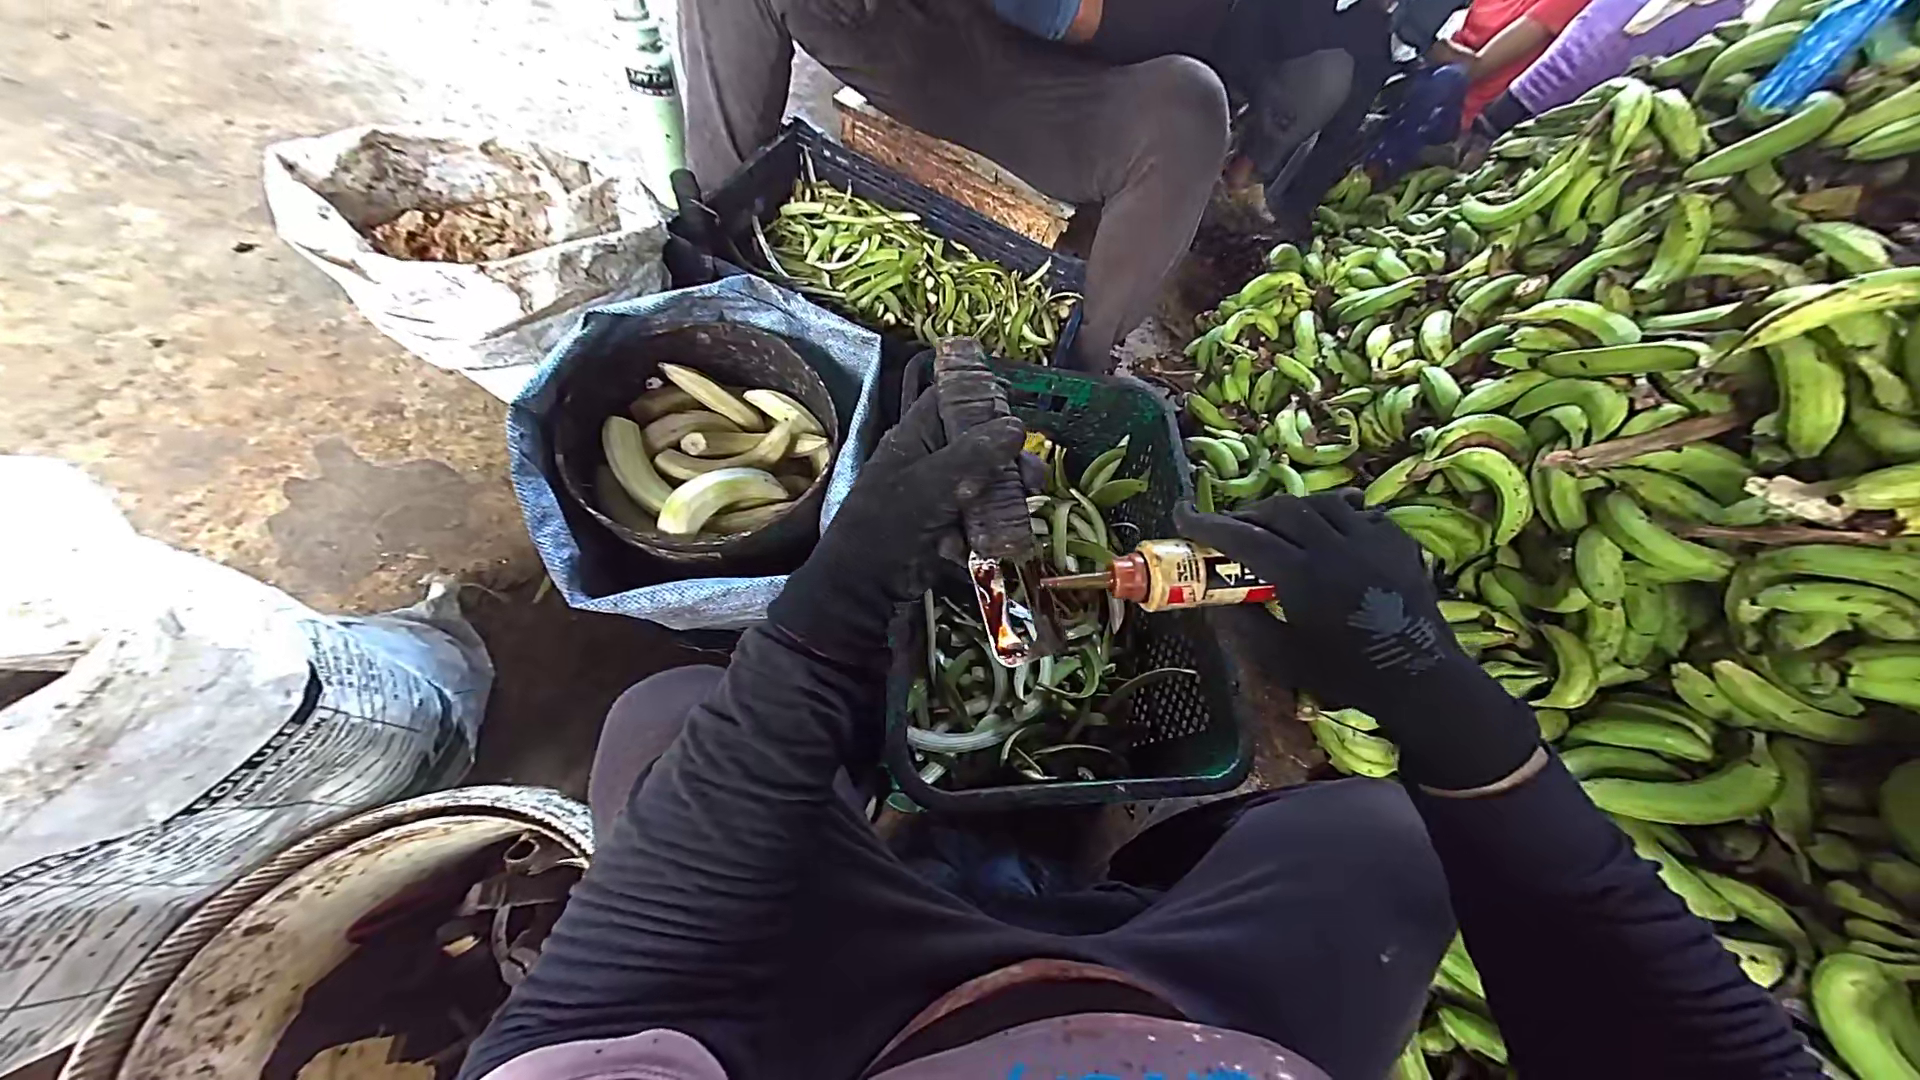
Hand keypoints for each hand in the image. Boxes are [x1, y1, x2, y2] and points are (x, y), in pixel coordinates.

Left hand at [768, 385, 1024, 665]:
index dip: (982, 399)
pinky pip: (977, 517)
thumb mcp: (932, 484)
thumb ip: (974, 455)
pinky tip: (988, 540)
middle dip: (1008, 461)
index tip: (1016, 413)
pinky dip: (987, 527)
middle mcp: (929, 460)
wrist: (865, 587)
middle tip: (1032, 478)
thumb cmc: (888, 526)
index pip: (950, 401)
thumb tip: (1016, 426)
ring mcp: (938, 495)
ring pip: (983, 485)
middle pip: (979, 446)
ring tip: (1022, 508)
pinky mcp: (947, 526)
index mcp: (915, 437)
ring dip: (1005, 498)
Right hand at [1175, 491, 1539, 789]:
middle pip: (1281, 510)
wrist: (1421, 681)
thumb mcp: (1280, 657)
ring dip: (1288, 509)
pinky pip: (1358, 512)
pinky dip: (1332, 514)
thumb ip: (1243, 622)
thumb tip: (1215, 600)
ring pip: (1319, 503)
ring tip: (1276, 526)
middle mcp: (1335, 548)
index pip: (1244, 538)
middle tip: (1232, 528)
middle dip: (1248, 514)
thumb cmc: (1345, 673)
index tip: (1182, 515)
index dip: (1207, 524)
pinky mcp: (1397, 543)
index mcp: (1302, 576)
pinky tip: (1325, 530)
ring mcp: (1371, 541)